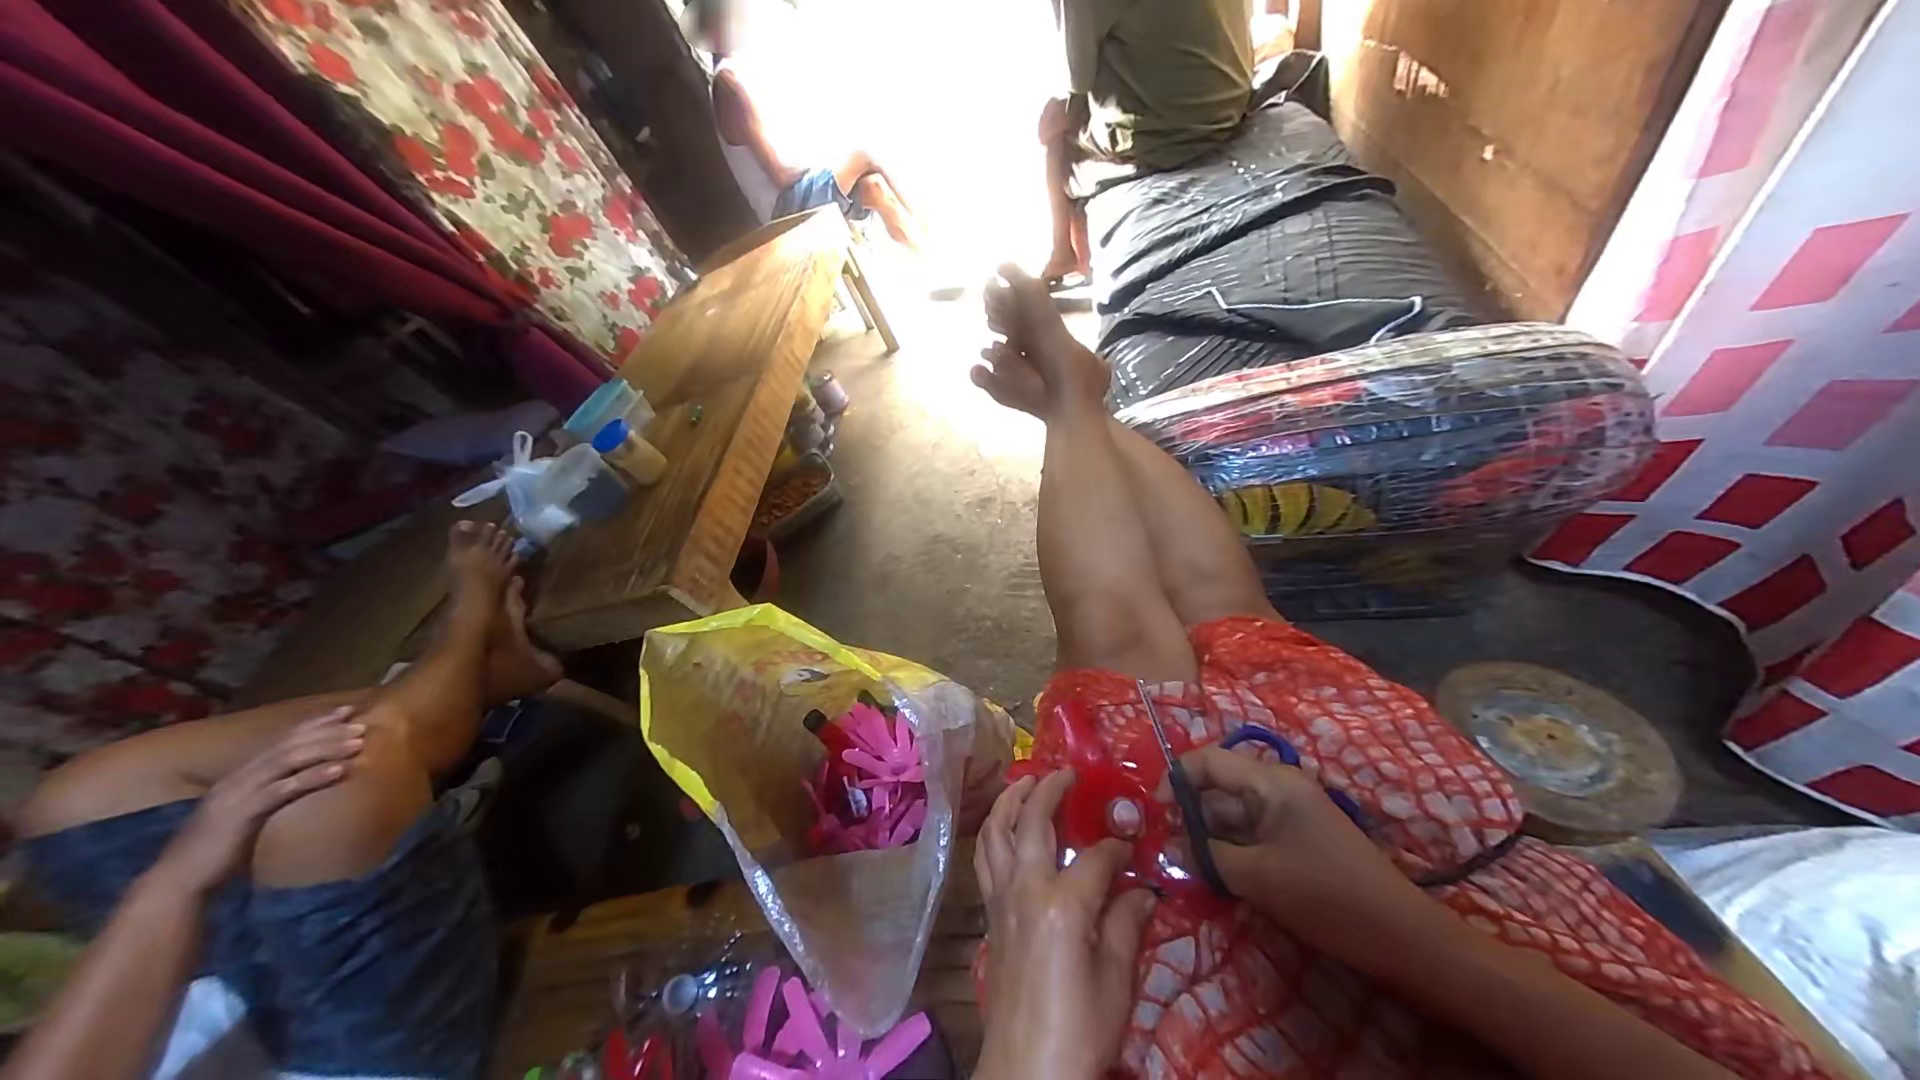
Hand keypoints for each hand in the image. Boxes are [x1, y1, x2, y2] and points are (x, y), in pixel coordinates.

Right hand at [146, 707, 365, 894]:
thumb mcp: (252, 811)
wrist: (177, 882)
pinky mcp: (239, 815)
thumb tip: (315, 778)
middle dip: (327, 732)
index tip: (348, 711)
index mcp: (240, 776)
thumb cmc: (220, 847)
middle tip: (360, 725)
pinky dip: (311, 778)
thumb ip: (276, 792)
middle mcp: (238, 779)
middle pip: (288, 745)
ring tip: (358, 743)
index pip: (282, 740)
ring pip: (286, 761)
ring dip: (325, 749)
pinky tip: (339, 771)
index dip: (315, 724)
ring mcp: (236, 795)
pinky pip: (281, 790)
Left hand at [974, 770, 1155, 1079]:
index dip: (1117, 847)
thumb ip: (1127, 924)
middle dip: (1048, 789)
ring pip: (994, 832)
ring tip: (1025, 781)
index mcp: (1063, 904)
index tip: (1133, 846)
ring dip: (1009, 801)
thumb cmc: (1080, 1028)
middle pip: (1030, 822)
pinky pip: (986, 857)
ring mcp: (1000, 898)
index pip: (1096, 857)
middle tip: (1065, 772)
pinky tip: (1006, 829)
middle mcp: (1025, 888)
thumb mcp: (1117, 981)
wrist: (1027, 1069)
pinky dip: (995, 832)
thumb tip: (1144, 889)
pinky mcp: (989, 914)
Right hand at [1165, 748, 1443, 973]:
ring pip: (1231, 815)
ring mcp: (1288, 813)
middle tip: (1163, 849)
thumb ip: (1205, 857)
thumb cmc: (1326, 895)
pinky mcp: (1295, 839)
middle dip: (1188, 816)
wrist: (1403, 937)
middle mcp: (1277, 787)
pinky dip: (1229, 851)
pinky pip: (1250, 834)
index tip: (1153, 813)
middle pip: (1217, 789)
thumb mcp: (1257, 877)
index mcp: (1270, 781)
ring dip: (1207, 838)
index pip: (1206, 761)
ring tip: (1184, 867)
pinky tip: (1215, 877)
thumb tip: (1163, 849)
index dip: (1174, 780)